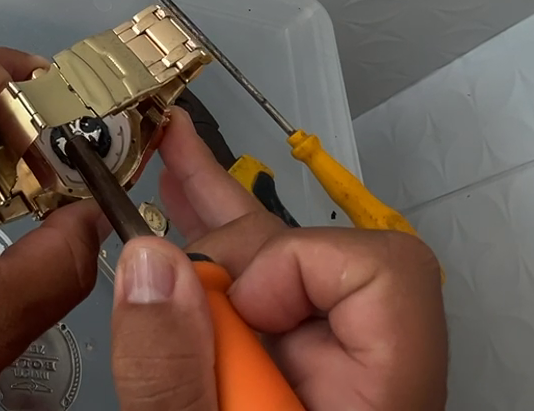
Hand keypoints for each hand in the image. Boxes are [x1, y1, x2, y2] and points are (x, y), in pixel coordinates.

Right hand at [110, 111, 445, 410]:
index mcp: (374, 395)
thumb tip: (149, 259)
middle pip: (311, 251)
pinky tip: (175, 188)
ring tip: (166, 148)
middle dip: (229, 241)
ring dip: (209, 211)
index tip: (239, 304)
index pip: (384, 274)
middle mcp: (357, 368)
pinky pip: (245, 279)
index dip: (303, 262)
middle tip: (159, 255)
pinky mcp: (280, 357)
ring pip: (271, 255)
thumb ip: (174, 373)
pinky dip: (204, 235)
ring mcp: (316, 359)